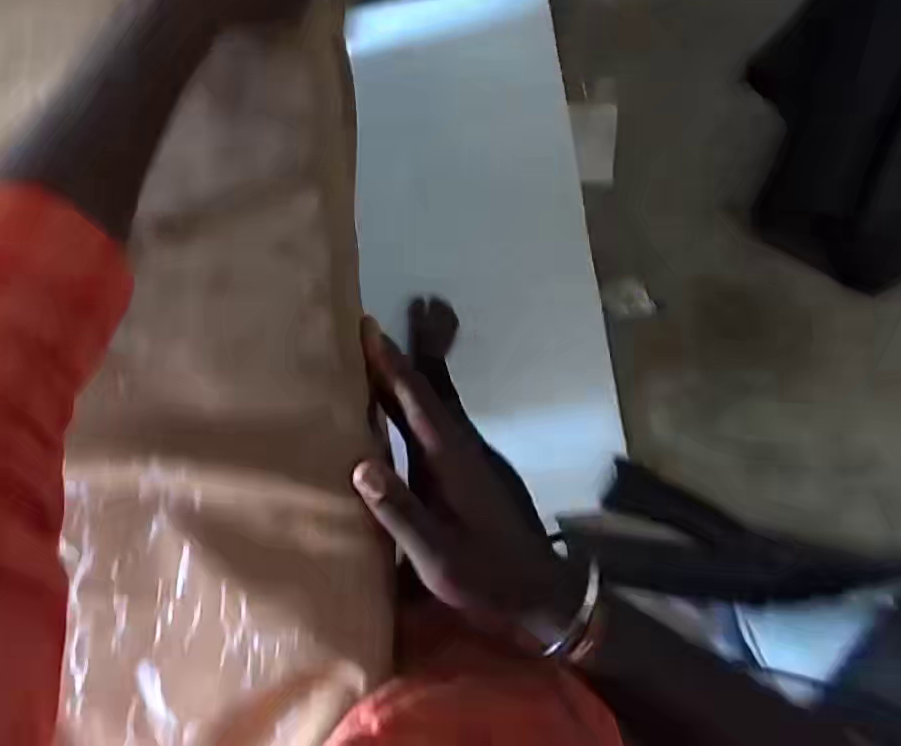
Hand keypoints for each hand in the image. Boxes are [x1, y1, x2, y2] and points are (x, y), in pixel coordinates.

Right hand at [351, 318, 585, 640]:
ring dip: (425, 357)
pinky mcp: (468, 459)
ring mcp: (467, 448)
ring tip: (419, 321)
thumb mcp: (439, 556)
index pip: (415, 399)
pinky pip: (441, 408)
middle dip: (412, 346)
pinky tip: (415, 388)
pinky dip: (427, 384)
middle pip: (430, 384)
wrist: (540, 588)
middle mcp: (459, 441)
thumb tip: (361, 465)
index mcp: (448, 457)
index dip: (390, 364)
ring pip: (439, 392)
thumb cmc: (485, 573)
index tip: (371, 328)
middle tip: (395, 311)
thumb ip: (401, 512)